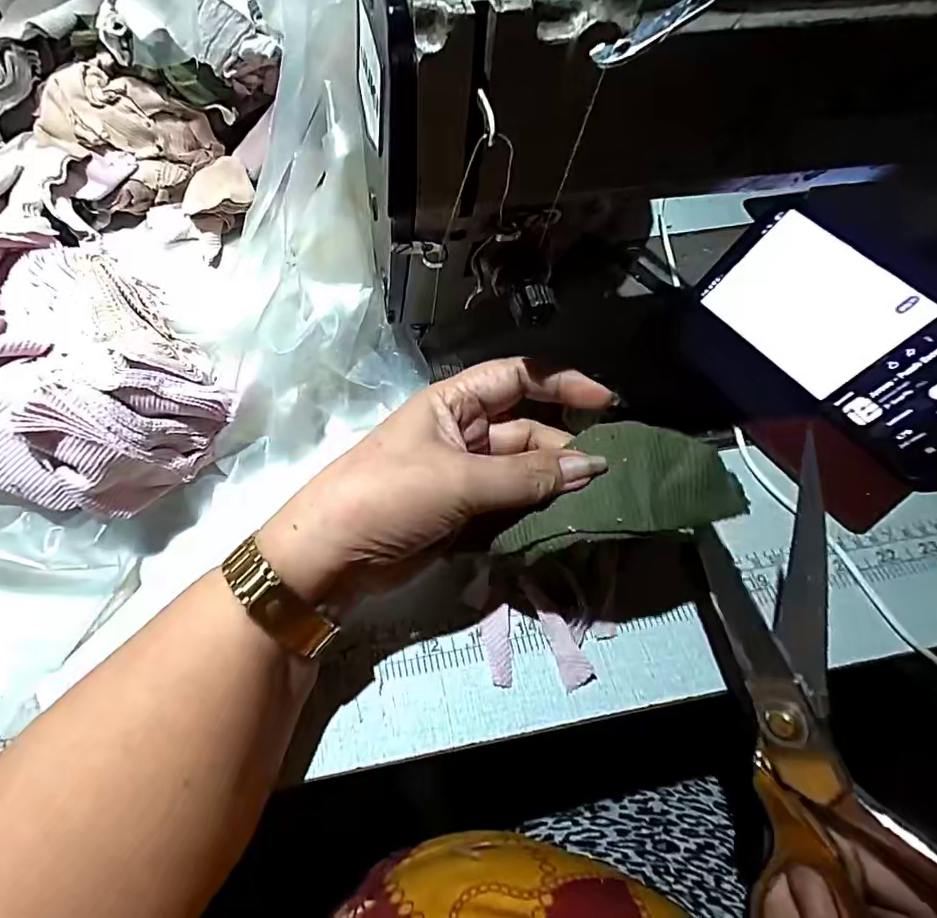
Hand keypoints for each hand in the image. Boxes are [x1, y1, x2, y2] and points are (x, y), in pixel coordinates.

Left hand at [256, 358, 615, 608]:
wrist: (330, 558)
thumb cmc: (389, 495)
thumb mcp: (459, 480)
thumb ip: (527, 477)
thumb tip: (591, 467)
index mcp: (455, 402)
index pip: (518, 377)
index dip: (563, 383)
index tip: (605, 402)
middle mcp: (464, 431)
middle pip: (527, 427)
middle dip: (564, 445)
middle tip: (606, 467)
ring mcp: (465, 473)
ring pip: (522, 469)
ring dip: (553, 481)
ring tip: (593, 495)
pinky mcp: (465, 510)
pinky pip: (511, 501)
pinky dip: (535, 508)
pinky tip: (564, 516)